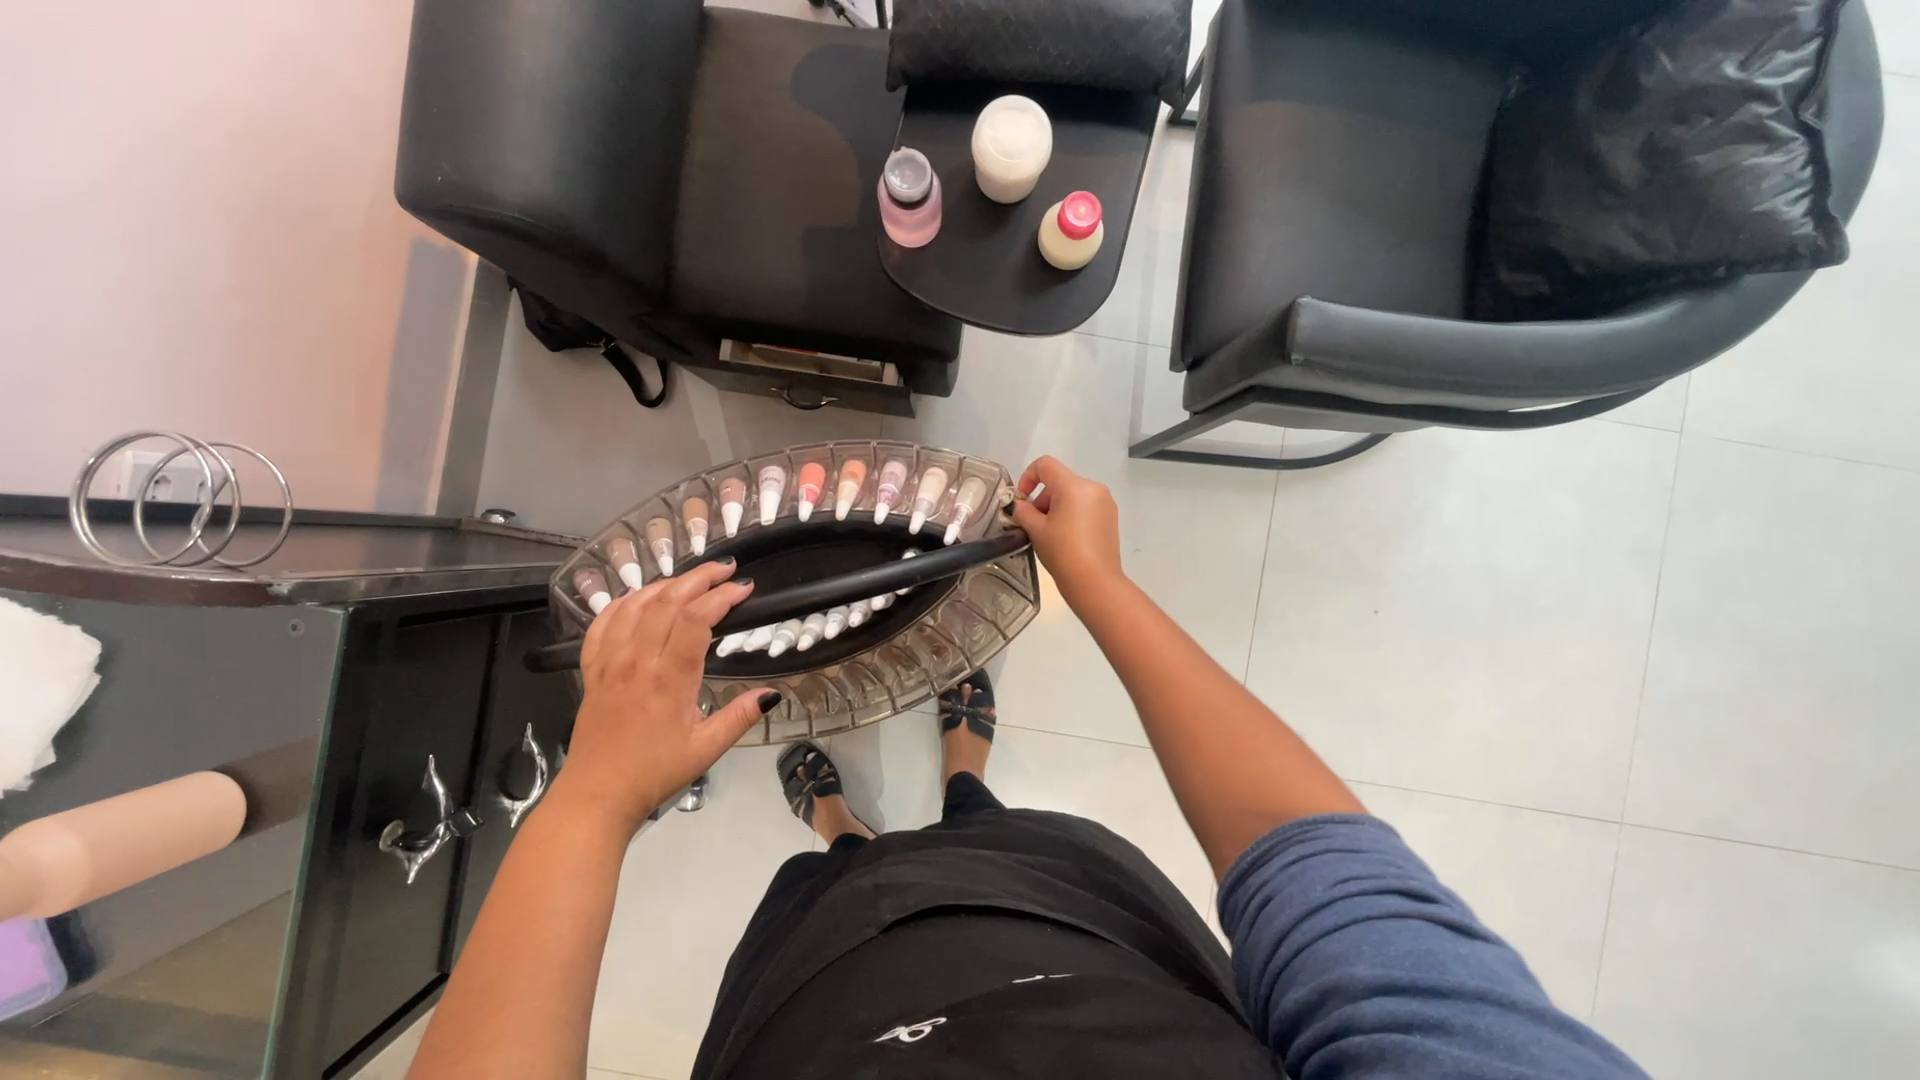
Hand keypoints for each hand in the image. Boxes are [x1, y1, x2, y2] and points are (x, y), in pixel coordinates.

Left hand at [549, 559, 774, 835]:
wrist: (597, 795)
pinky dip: (621, 603)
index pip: (697, 619)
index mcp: (669, 679)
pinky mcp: (592, 671)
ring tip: (690, 580)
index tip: (745, 588)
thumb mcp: (707, 749)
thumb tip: (772, 693)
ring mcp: (610, 663)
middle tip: (725, 569)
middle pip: (667, 601)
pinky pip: (602, 624)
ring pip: (634, 606)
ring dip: (664, 584)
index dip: (722, 596)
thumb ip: (740, 716)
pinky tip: (638, 598)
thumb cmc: (655, 772)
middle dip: (699, 578)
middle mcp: (638, 661)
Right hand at [1010, 455, 1123, 602]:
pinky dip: (1072, 513)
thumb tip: (1019, 505)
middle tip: (1034, 523)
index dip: (1028, 476)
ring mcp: (1105, 502)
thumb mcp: (1036, 530)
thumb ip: (1023, 511)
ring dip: (1057, 506)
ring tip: (1050, 533)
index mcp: (1074, 486)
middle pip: (1060, 480)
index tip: (1022, 499)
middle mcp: (1093, 488)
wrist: (1095, 582)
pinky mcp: (1111, 517)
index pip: (1046, 465)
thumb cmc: (1062, 552)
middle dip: (1042, 497)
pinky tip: (1067, 537)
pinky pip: (1086, 505)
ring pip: (1073, 493)